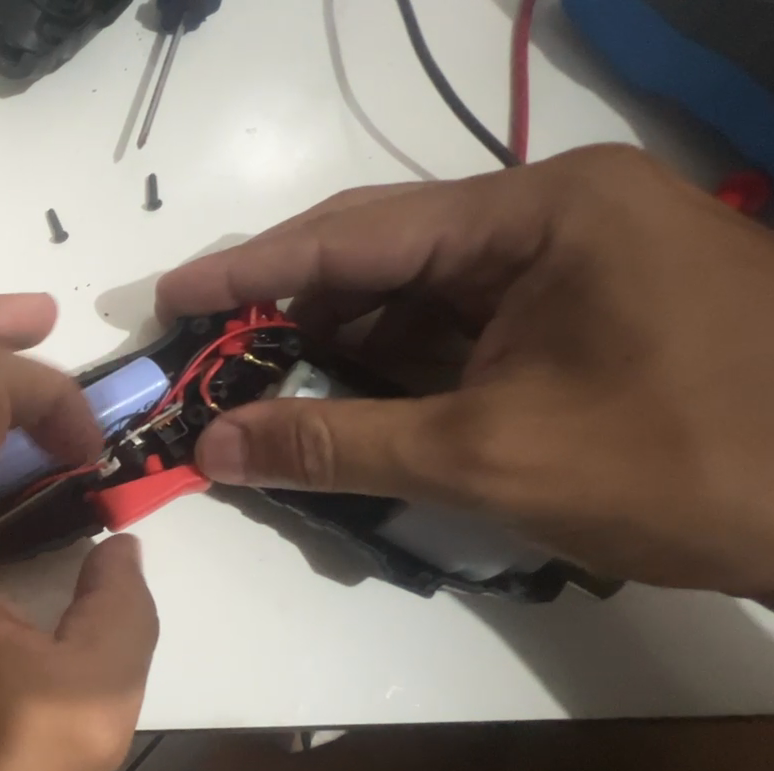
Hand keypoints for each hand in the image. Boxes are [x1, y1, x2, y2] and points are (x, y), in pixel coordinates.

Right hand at [158, 144, 773, 599]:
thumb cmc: (692, 463)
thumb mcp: (482, 457)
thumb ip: (330, 445)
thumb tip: (208, 449)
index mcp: (537, 217)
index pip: (352, 235)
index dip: (246, 270)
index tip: (168, 296)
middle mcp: (545, 221)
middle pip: (370, 254)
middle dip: (279, 307)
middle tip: (199, 348)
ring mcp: (558, 269)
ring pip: (398, 298)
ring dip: (321, 346)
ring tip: (245, 387)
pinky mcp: (563, 317)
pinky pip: (437, 333)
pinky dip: (372, 370)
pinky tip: (321, 403)